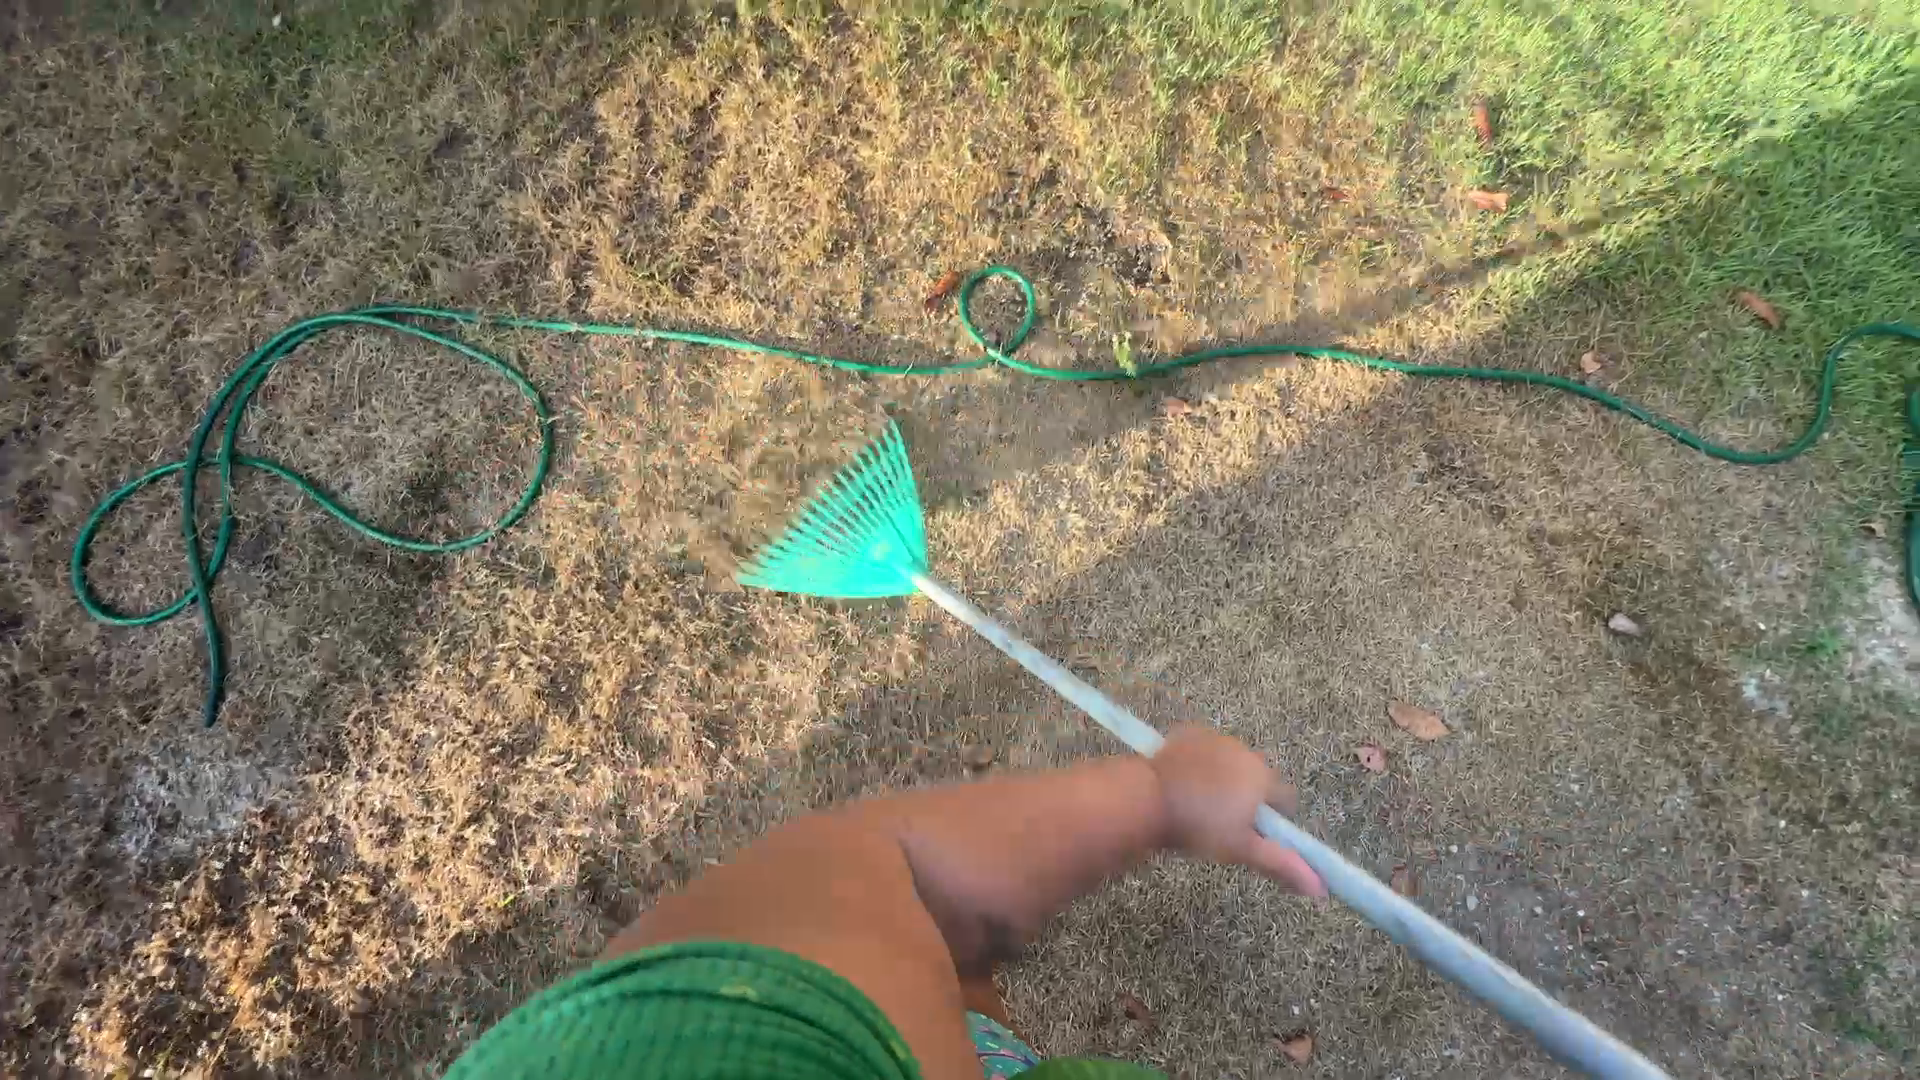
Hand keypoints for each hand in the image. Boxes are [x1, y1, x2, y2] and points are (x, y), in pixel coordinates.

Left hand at [1149, 725, 1327, 897]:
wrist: (1148, 797)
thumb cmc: (1199, 825)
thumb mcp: (1242, 849)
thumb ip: (1282, 864)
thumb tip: (1320, 889)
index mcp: (1262, 776)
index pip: (1285, 799)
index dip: (1275, 820)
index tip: (1256, 835)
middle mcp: (1243, 750)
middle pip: (1257, 777)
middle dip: (1248, 797)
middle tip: (1224, 822)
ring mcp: (1213, 738)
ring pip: (1230, 762)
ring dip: (1225, 778)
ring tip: (1201, 804)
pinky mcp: (1188, 733)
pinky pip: (1205, 750)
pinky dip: (1201, 763)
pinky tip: (1185, 782)